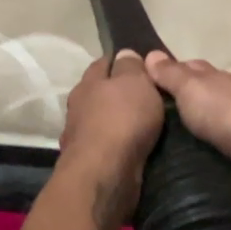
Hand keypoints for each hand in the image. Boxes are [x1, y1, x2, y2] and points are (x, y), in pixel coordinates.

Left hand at [61, 50, 164, 225]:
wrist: (104, 175)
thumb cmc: (122, 120)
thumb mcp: (135, 82)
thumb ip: (131, 66)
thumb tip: (124, 53)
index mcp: (88, 83)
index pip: (104, 63)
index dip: (123, 60)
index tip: (143, 64)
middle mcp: (79, 107)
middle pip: (102, 93)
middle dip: (122, 93)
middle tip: (151, 96)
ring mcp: (81, 137)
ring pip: (105, 121)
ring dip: (121, 122)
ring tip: (148, 124)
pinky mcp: (90, 163)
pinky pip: (109, 147)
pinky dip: (121, 145)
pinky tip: (138, 147)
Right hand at [142, 50, 230, 202]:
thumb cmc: (226, 111)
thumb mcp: (192, 88)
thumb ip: (172, 74)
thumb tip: (150, 53)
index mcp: (216, 80)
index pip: (190, 70)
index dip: (169, 74)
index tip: (144, 86)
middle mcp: (227, 100)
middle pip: (198, 100)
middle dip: (176, 108)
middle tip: (142, 124)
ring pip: (205, 127)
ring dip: (187, 134)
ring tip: (153, 151)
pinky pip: (213, 152)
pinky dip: (199, 154)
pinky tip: (180, 165)